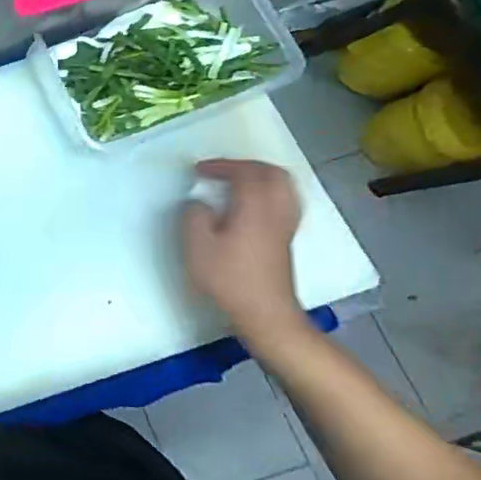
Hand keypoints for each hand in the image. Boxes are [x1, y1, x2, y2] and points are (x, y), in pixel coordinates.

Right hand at [180, 159, 308, 346]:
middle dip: (246, 165)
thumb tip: (199, 204)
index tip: (198, 171)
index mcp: (254, 208)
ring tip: (237, 182)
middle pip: (272, 173)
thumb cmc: (229, 279)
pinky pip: (285, 201)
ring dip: (260, 177)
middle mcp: (276, 211)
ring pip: (284, 187)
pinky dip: (269, 193)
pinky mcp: (286, 239)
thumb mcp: (197, 247)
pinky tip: (252, 204)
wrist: (265, 314)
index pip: (245, 173)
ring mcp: (285, 225)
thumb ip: (194, 216)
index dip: (221, 165)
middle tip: (221, 170)